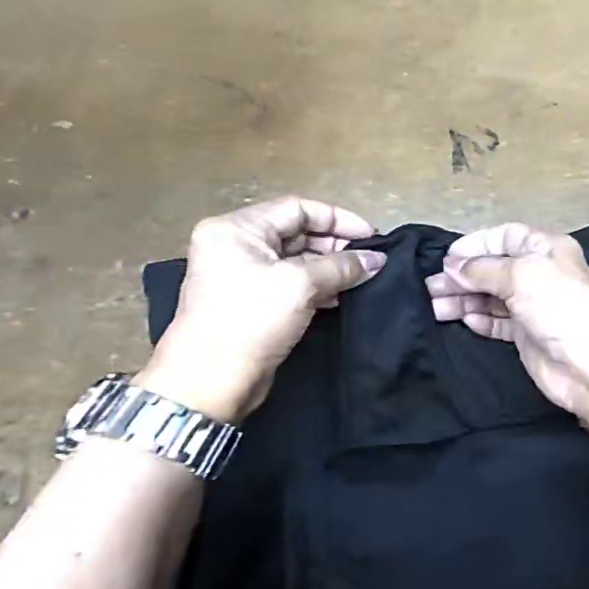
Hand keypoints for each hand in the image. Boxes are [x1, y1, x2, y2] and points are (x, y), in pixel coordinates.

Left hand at [138, 196, 384, 420]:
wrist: (211, 380)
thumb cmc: (250, 319)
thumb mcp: (301, 285)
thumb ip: (343, 266)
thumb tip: (378, 259)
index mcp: (237, 229)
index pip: (297, 208)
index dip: (338, 219)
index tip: (372, 237)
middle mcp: (237, 245)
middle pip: (298, 232)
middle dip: (337, 245)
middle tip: (370, 261)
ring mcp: (244, 274)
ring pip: (298, 259)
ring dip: (332, 267)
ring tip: (362, 279)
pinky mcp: (254, 301)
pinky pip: (293, 282)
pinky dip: (319, 286)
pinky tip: (341, 296)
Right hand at [426, 223, 588, 421]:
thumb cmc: (561, 308)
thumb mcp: (521, 275)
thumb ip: (484, 269)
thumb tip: (454, 267)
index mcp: (546, 248)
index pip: (505, 236)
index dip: (475, 244)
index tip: (446, 258)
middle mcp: (540, 273)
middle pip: (494, 267)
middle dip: (463, 275)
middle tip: (431, 288)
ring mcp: (534, 306)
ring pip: (492, 296)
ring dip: (464, 299)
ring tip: (435, 307)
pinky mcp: (528, 335)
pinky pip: (498, 322)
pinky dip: (480, 319)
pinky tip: (463, 320)